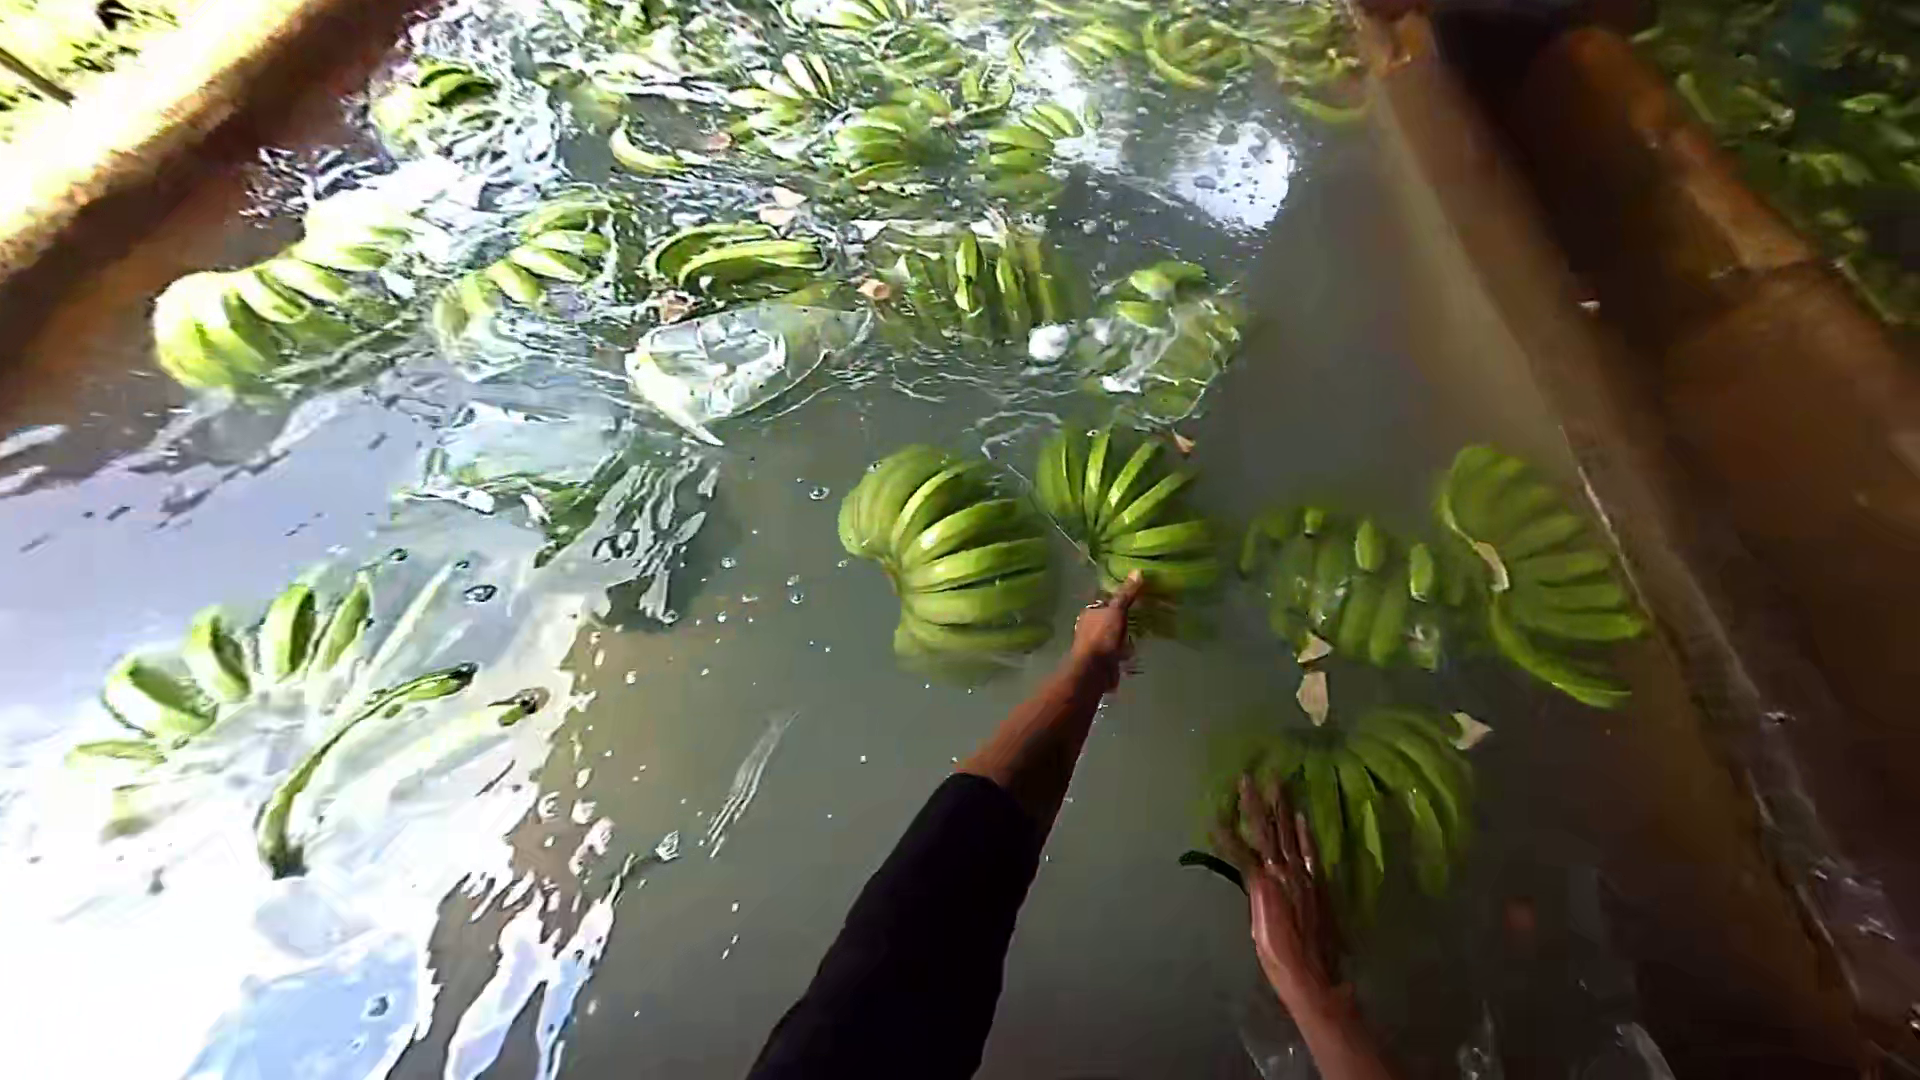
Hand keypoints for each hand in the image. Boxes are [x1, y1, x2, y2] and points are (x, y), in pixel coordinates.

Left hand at [1068, 570, 1143, 691]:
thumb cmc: (1102, 636)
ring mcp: (1097, 644)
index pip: (1105, 601)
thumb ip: (1126, 594)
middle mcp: (1091, 627)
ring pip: (1114, 635)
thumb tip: (1138, 571)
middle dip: (1123, 617)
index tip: (1134, 594)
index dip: (1118, 598)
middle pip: (1110, 618)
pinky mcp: (1105, 659)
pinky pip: (1119, 651)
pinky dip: (1126, 650)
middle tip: (1143, 612)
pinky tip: (1136, 648)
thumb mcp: (1116, 611)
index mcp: (1090, 613)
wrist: (1095, 669)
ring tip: (1143, 630)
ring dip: (1125, 635)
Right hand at [1214, 774, 1341, 1010]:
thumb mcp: (1256, 925)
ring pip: (1290, 834)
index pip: (1240, 849)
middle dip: (1255, 803)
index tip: (1213, 813)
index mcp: (1264, 884)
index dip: (1226, 832)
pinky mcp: (1319, 884)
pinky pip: (1311, 852)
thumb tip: (1252, 875)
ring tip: (1277, 783)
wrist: (1316, 979)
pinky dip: (1306, 833)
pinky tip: (1302, 817)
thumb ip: (1255, 893)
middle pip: (1267, 831)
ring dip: (1281, 807)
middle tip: (1248, 777)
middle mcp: (1284, 873)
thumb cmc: (1278, 957)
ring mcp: (1304, 876)